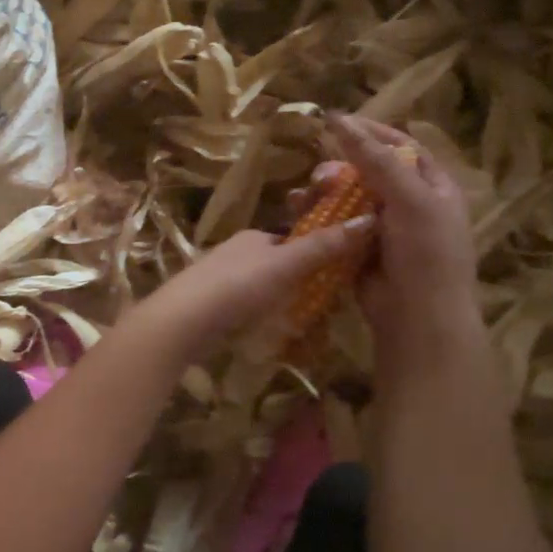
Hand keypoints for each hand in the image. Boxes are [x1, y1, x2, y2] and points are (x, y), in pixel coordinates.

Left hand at [158, 221, 375, 342]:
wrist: (184, 320)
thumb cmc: (238, 286)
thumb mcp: (286, 264)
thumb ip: (323, 246)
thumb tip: (368, 218)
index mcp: (253, 237)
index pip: (294, 239)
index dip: (319, 252)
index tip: (344, 272)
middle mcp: (236, 253)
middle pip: (279, 264)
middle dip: (303, 281)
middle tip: (331, 304)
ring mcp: (222, 280)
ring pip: (264, 288)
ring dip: (285, 302)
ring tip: (310, 323)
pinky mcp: (213, 307)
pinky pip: (249, 308)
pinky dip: (265, 317)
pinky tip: (277, 332)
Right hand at [328, 115, 483, 368]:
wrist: (415, 316)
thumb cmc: (425, 254)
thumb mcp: (409, 200)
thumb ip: (376, 161)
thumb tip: (339, 120)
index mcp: (433, 188)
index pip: (402, 148)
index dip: (372, 132)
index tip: (336, 121)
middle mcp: (408, 203)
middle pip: (367, 170)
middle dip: (339, 166)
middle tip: (319, 173)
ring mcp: (380, 227)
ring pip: (344, 196)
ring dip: (322, 190)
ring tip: (305, 194)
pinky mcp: (354, 247)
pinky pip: (331, 221)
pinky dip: (313, 213)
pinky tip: (296, 210)